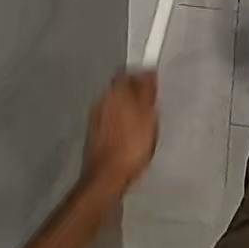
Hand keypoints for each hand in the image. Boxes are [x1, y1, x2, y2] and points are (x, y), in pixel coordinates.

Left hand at [84, 71, 158, 195]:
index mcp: (115, 92)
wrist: (107, 177)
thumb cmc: (132, 143)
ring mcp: (95, 118)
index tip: (154, 84)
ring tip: (144, 121)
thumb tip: (147, 70)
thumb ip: (147, 90)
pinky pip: (111, 119)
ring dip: (128, 108)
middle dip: (134, 91)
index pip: (126, 72)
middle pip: (120, 87)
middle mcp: (101, 100)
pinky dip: (121, 122)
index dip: (140, 75)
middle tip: (152, 103)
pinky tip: (131, 134)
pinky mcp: (94, 134)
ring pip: (115, 104)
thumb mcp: (148, 114)